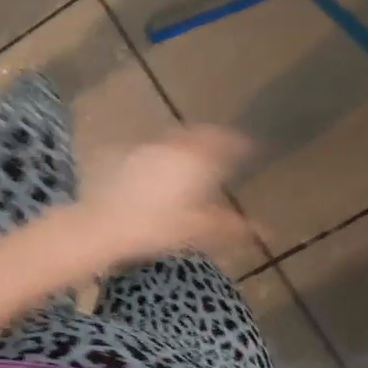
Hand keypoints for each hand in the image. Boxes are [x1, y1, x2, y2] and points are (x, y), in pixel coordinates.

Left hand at [76, 127, 252, 261]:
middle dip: (211, 139)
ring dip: (184, 145)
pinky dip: (157, 155)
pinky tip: (154, 171)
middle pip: (197, 135)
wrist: (101, 226)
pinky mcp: (118, 155)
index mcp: (196, 158)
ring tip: (189, 159)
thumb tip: (265, 231)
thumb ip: (232, 226)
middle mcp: (171, 145)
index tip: (248, 148)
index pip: (226, 141)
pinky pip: (146, 150)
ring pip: (171, 139)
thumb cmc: (156, 228)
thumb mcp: (198, 229)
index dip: (239, 143)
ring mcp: (142, 148)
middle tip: (220, 150)